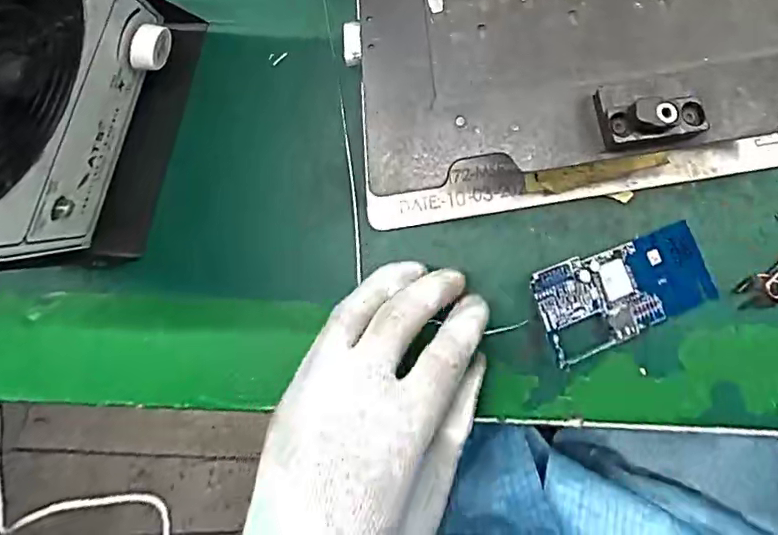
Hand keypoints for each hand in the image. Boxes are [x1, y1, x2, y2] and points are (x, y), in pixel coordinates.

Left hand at [244, 262, 488, 534]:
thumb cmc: (374, 529)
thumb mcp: (432, 488)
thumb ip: (457, 420)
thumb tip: (477, 363)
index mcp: (403, 424)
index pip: (446, 350)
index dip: (468, 320)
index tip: (479, 306)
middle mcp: (362, 391)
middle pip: (404, 315)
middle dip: (436, 287)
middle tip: (457, 279)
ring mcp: (324, 380)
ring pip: (362, 306)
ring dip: (394, 279)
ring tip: (418, 269)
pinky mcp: (298, 381)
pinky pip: (332, 324)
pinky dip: (359, 298)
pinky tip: (376, 293)